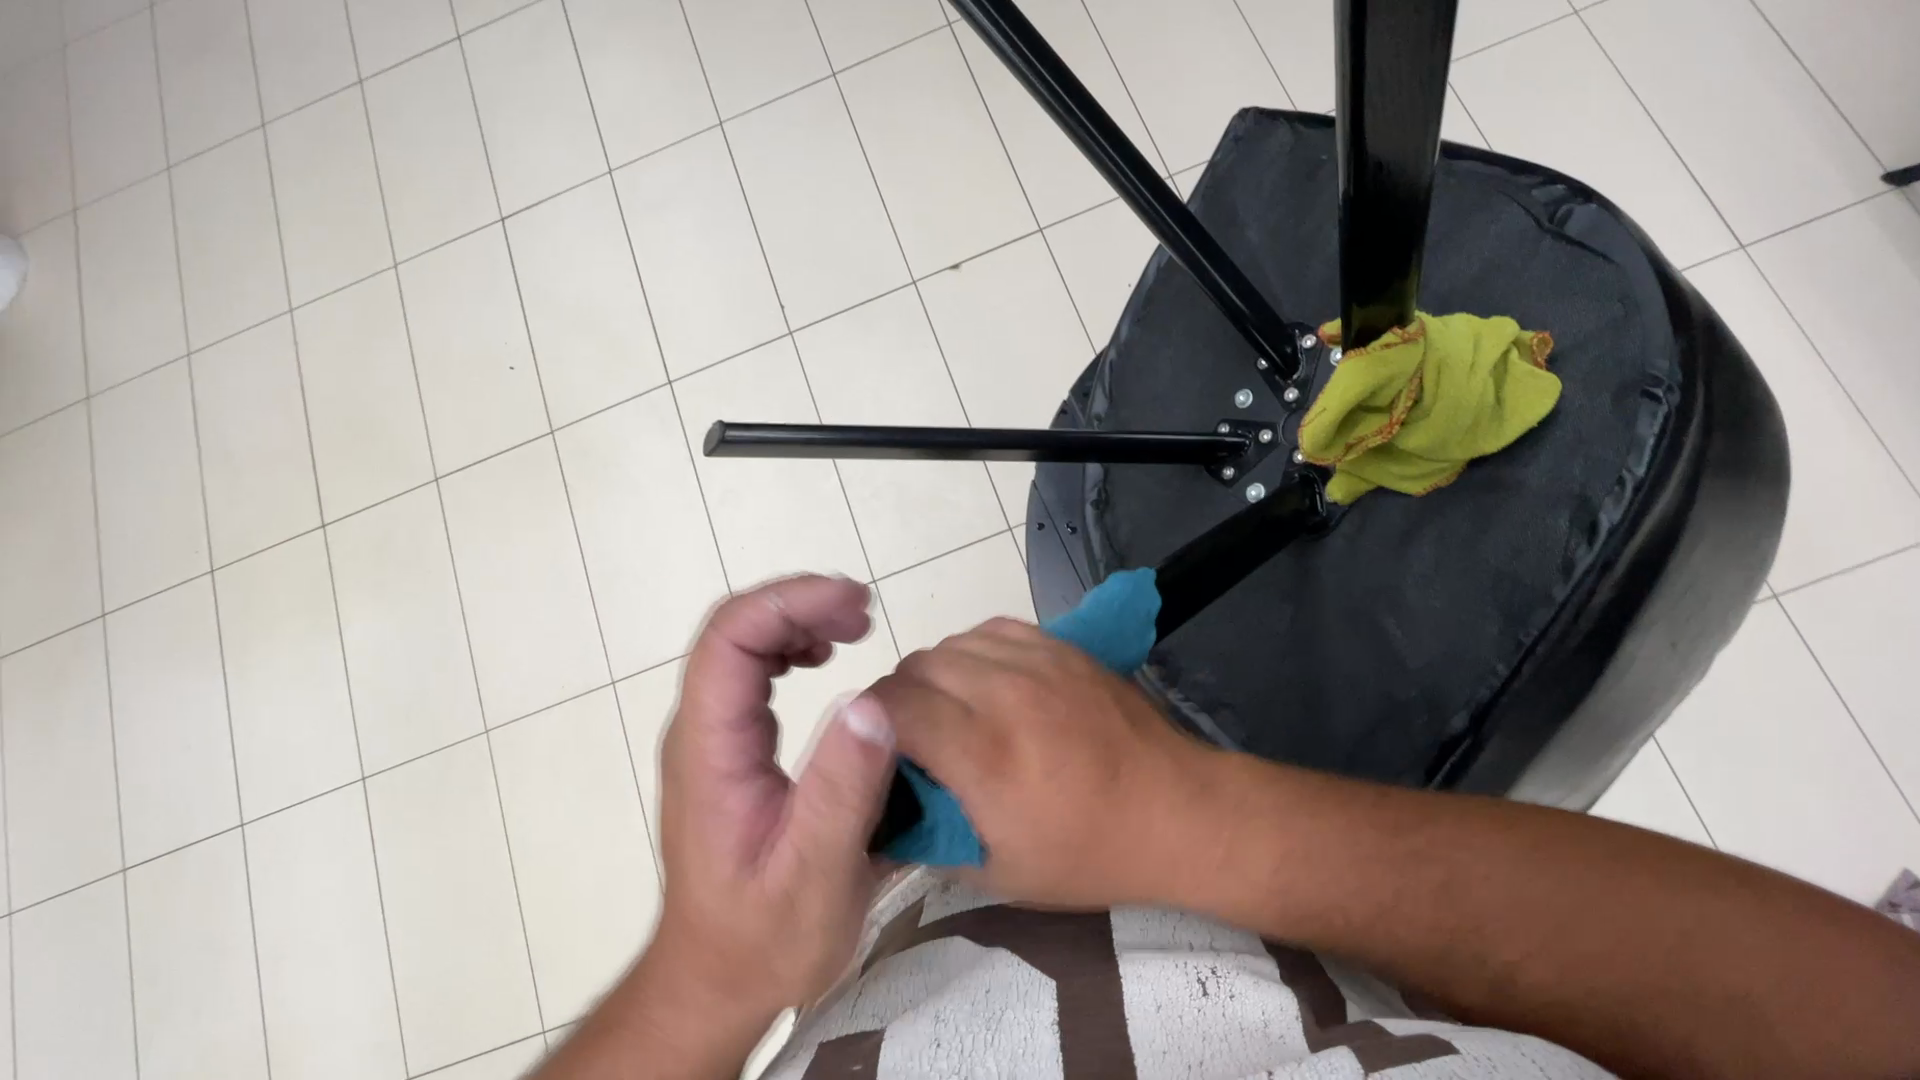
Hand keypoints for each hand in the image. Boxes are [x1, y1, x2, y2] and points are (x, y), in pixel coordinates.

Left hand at [647, 575, 897, 1023]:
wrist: (718, 978)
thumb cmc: (765, 936)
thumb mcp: (815, 873)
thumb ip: (842, 790)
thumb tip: (873, 702)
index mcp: (711, 750)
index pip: (730, 640)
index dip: (791, 604)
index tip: (857, 608)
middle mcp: (701, 732)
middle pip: (734, 632)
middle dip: (800, 605)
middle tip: (866, 616)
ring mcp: (712, 739)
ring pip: (742, 647)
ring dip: (798, 622)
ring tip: (856, 629)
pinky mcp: (731, 750)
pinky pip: (754, 674)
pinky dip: (793, 650)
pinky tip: (828, 661)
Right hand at [866, 618, 1224, 908]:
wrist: (1179, 813)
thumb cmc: (1088, 854)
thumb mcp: (997, 873)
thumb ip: (928, 838)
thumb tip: (878, 816)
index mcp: (984, 755)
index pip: (891, 708)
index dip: (866, 723)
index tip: (869, 748)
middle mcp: (1004, 695)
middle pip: (915, 668)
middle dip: (896, 700)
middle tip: (908, 737)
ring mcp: (1038, 663)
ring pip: (950, 643)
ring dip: (934, 674)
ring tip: (948, 709)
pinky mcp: (1063, 647)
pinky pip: (991, 629)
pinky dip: (973, 652)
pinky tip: (985, 682)